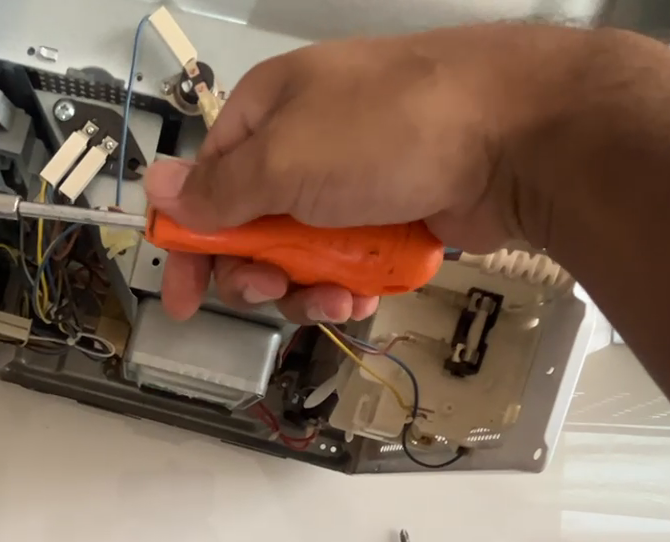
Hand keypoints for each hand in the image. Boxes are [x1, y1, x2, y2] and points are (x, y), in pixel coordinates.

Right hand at [144, 25, 587, 322]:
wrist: (515, 137)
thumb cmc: (388, 132)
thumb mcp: (284, 160)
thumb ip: (216, 188)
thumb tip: (154, 188)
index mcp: (264, 117)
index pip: (202, 189)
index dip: (188, 244)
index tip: (183, 296)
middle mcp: (297, 150)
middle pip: (245, 234)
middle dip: (255, 275)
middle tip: (270, 290)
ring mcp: (341, 188)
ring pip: (292, 262)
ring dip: (303, 291)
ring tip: (333, 297)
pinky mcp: (379, 220)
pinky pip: (337, 270)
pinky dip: (342, 291)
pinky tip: (358, 297)